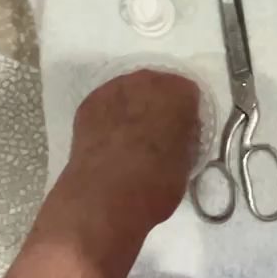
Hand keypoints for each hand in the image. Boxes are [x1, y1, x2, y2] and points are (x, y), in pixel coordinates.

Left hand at [60, 70, 200, 230]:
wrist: (109, 196)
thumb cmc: (158, 183)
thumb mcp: (185, 161)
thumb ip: (182, 138)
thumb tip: (175, 138)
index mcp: (179, 93)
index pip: (187, 95)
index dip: (184, 115)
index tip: (180, 133)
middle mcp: (148, 81)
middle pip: (155, 87)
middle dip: (156, 107)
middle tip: (153, 135)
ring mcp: (114, 89)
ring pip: (128, 93)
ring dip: (130, 110)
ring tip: (127, 138)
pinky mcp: (88, 103)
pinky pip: (104, 105)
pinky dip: (107, 118)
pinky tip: (106, 140)